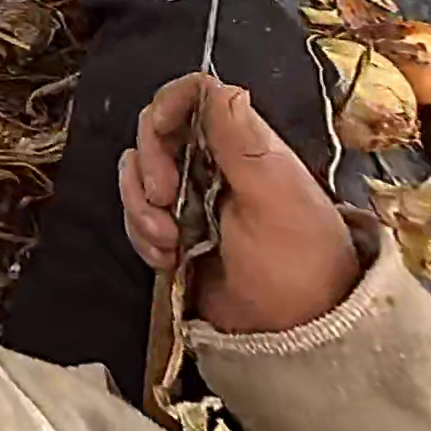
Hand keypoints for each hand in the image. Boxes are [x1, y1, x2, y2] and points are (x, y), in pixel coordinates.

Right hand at [119, 72, 360, 333]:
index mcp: (242, 145)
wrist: (292, 344)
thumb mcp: (280, 204)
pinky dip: (140, 230)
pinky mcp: (167, 223)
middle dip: (150, 163)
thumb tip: (221, 86)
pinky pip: (132, 208)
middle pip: (155, 129)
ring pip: (136, 169)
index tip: (162, 129)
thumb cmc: (298, 267)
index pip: (195, 95)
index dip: (170, 102)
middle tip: (165, 198)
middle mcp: (209, 161)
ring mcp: (185, 193)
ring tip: (168, 240)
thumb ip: (247, 145)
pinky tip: (165, 255)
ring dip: (141, 204)